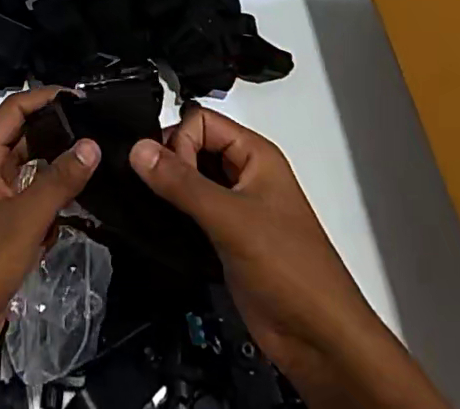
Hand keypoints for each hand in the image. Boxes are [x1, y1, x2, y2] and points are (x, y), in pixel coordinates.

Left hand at [0, 88, 98, 408]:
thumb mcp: (24, 219)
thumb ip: (59, 180)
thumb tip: (90, 145)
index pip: (13, 109)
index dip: (44, 97)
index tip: (78, 98)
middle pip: (25, 137)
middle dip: (57, 134)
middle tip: (94, 132)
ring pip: (32, 170)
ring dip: (58, 170)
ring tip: (93, 166)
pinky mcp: (5, 226)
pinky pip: (34, 200)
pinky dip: (54, 201)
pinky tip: (77, 208)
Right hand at [130, 106, 448, 408]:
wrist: (316, 339)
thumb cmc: (298, 274)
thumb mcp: (231, 219)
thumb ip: (182, 183)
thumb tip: (143, 152)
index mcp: (256, 155)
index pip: (200, 121)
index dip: (180, 142)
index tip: (173, 172)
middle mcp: (244, 176)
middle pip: (191, 147)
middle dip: (171, 164)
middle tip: (167, 192)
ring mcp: (234, 206)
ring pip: (188, 179)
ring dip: (170, 190)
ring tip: (167, 210)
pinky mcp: (224, 236)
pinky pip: (188, 210)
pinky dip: (173, 215)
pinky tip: (169, 228)